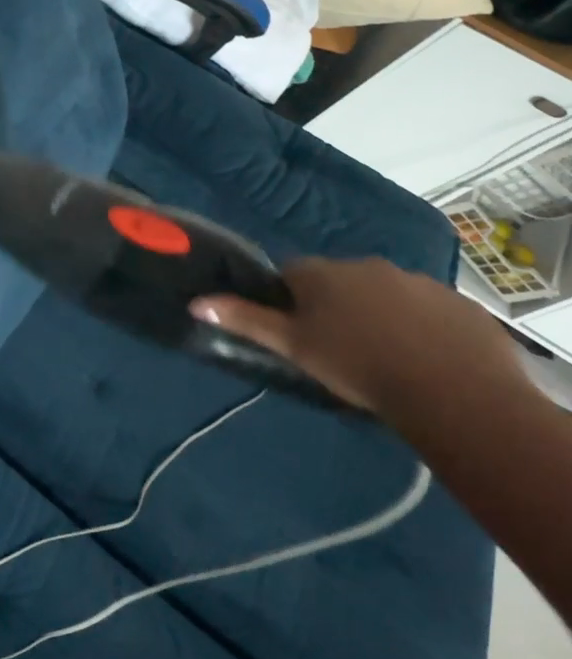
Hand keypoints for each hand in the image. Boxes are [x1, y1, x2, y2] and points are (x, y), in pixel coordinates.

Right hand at [191, 257, 528, 417]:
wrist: (455, 392)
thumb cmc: (357, 365)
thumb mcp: (292, 346)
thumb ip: (245, 320)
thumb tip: (196, 302)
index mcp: (322, 274)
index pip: (290, 273)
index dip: (287, 297)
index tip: (292, 326)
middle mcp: (368, 266)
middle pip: (338, 280)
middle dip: (334, 302)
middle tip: (334, 341)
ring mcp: (420, 283)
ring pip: (384, 292)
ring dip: (378, 311)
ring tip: (380, 351)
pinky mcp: (461, 304)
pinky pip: (428, 308)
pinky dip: (419, 324)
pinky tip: (421, 354)